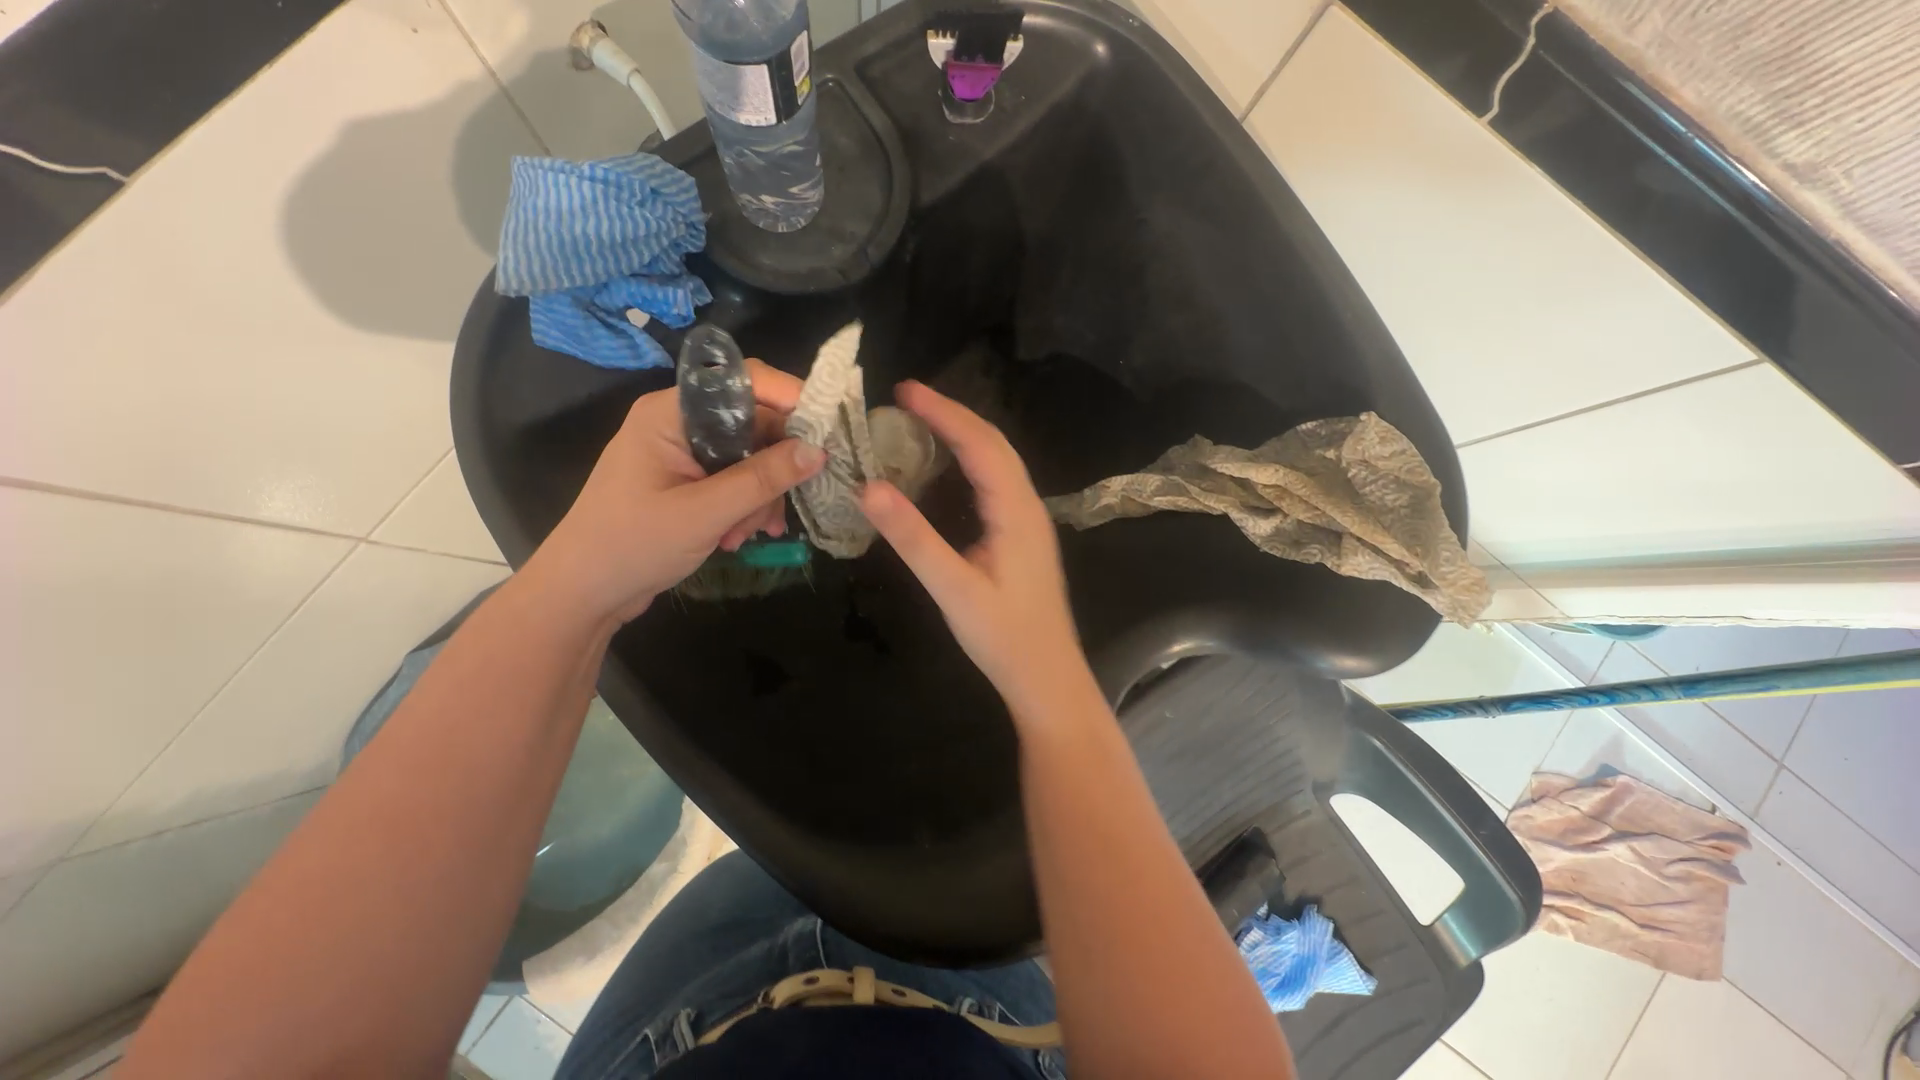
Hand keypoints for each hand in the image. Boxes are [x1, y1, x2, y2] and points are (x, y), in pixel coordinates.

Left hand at [528, 359, 823, 625]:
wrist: (582, 594)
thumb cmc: (631, 545)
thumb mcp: (703, 513)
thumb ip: (761, 480)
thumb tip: (818, 450)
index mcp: (671, 413)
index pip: (744, 382)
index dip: (789, 398)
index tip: (826, 432)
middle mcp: (679, 424)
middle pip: (752, 424)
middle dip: (774, 466)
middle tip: (782, 506)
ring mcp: (682, 455)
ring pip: (748, 458)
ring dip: (759, 496)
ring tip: (752, 534)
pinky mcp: (686, 483)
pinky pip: (733, 481)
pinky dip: (745, 507)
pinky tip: (740, 537)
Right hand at [859, 381, 1093, 716]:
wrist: (1046, 675)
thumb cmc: (1002, 636)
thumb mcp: (951, 588)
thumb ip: (912, 537)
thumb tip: (868, 487)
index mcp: (1016, 510)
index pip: (979, 444)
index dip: (942, 412)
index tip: (903, 390)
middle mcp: (1027, 505)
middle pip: (992, 443)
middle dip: (951, 414)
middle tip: (905, 398)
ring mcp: (1028, 520)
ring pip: (998, 460)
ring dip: (962, 434)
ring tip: (920, 420)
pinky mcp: (1022, 535)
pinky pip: (996, 481)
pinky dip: (968, 459)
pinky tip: (946, 466)